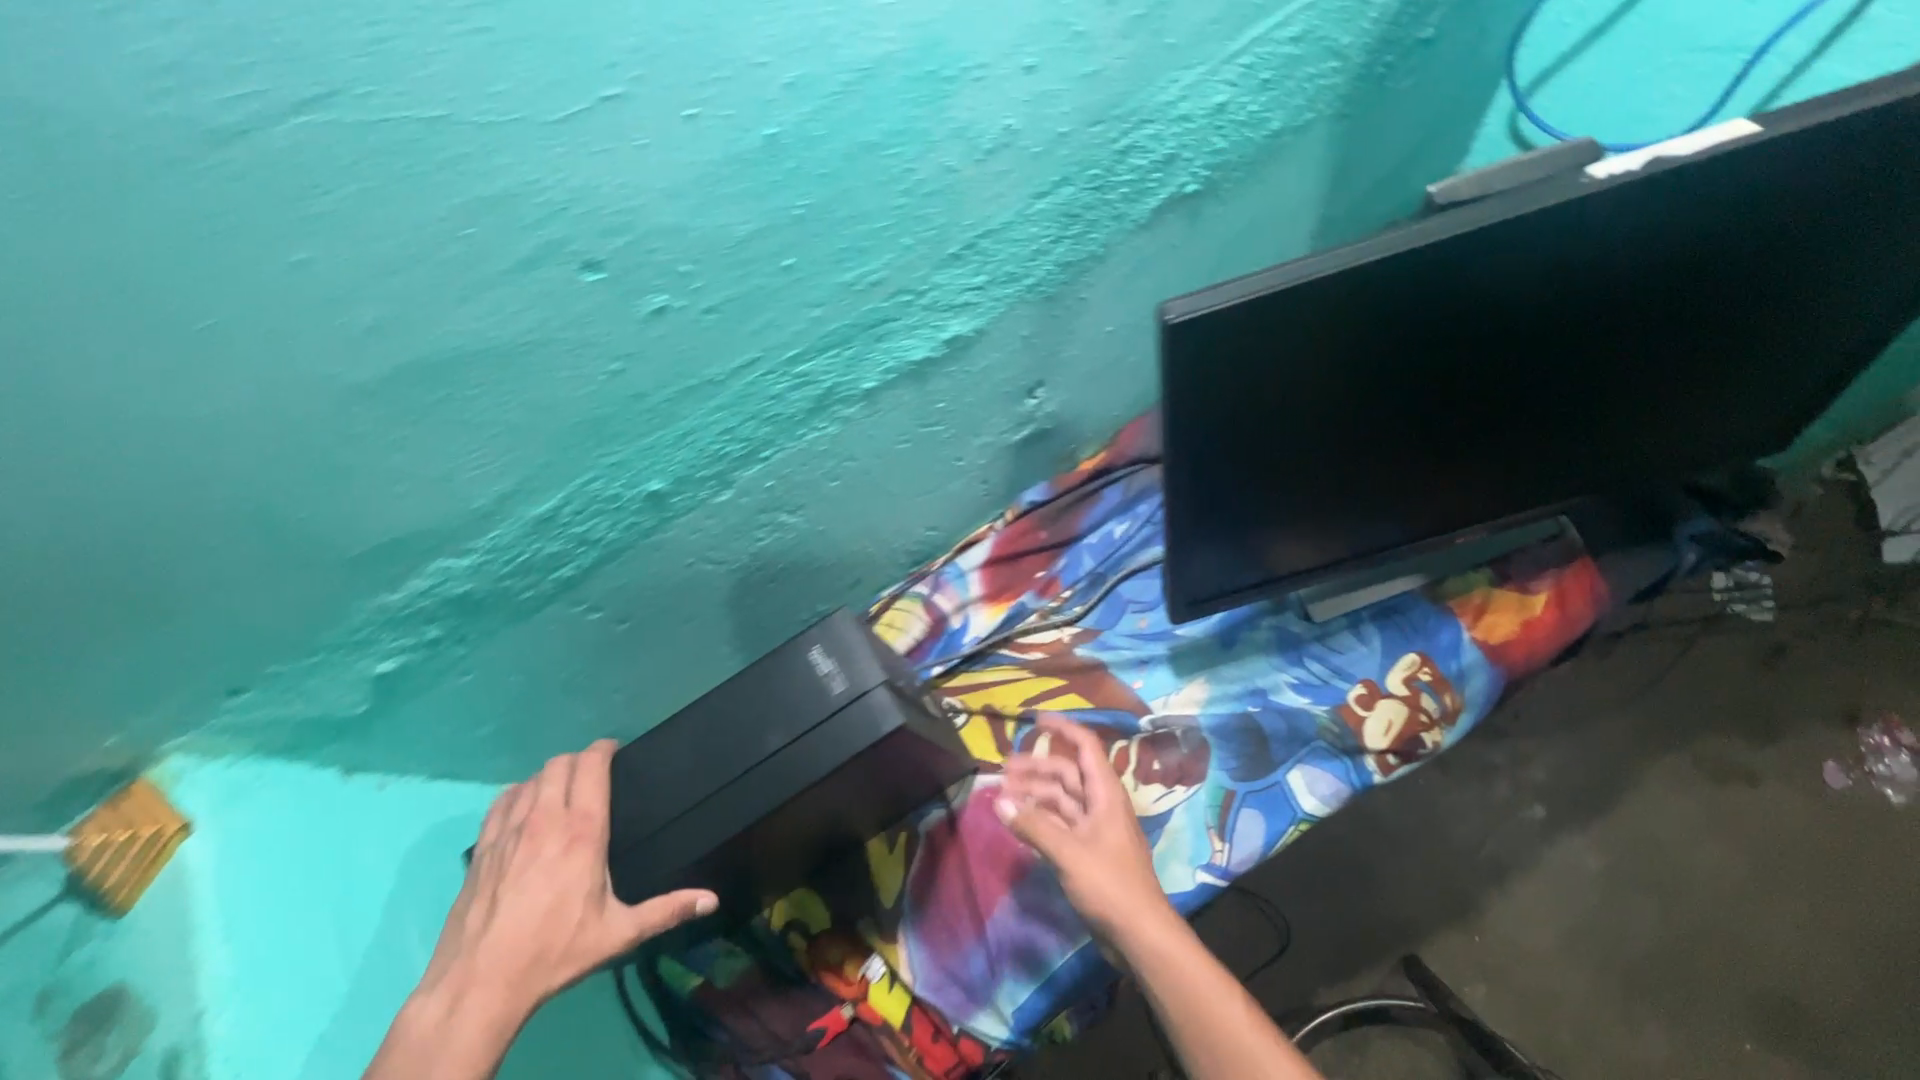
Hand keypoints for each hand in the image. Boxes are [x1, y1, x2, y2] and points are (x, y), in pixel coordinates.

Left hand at [418, 740, 717, 1017]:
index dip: (604, 749)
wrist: (480, 981)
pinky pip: (502, 802)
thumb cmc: (555, 952)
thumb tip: (712, 901)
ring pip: (529, 779)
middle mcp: (544, 820)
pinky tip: (524, 809)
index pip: (591, 767)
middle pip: (559, 764)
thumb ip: (667, 911)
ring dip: (549, 775)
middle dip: (579, 760)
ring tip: (561, 789)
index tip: (615, 750)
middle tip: (594, 773)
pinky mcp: (482, 848)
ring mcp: (508, 832)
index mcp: (582, 832)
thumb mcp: (618, 934)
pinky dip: (518, 794)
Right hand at [996, 716, 1175, 942]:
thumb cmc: (1110, 885)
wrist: (1140, 935)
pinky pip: (1059, 826)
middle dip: (1036, 768)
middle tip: (1002, 771)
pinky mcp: (1087, 854)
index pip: (1085, 747)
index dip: (1063, 729)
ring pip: (1060, 801)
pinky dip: (1039, 821)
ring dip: (1033, 796)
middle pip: (1067, 774)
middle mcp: (1101, 805)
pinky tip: (1018, 824)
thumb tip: (1000, 801)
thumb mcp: (1068, 852)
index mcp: (1105, 794)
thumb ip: (1034, 825)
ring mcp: (1094, 831)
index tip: (1034, 721)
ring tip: (1002, 798)